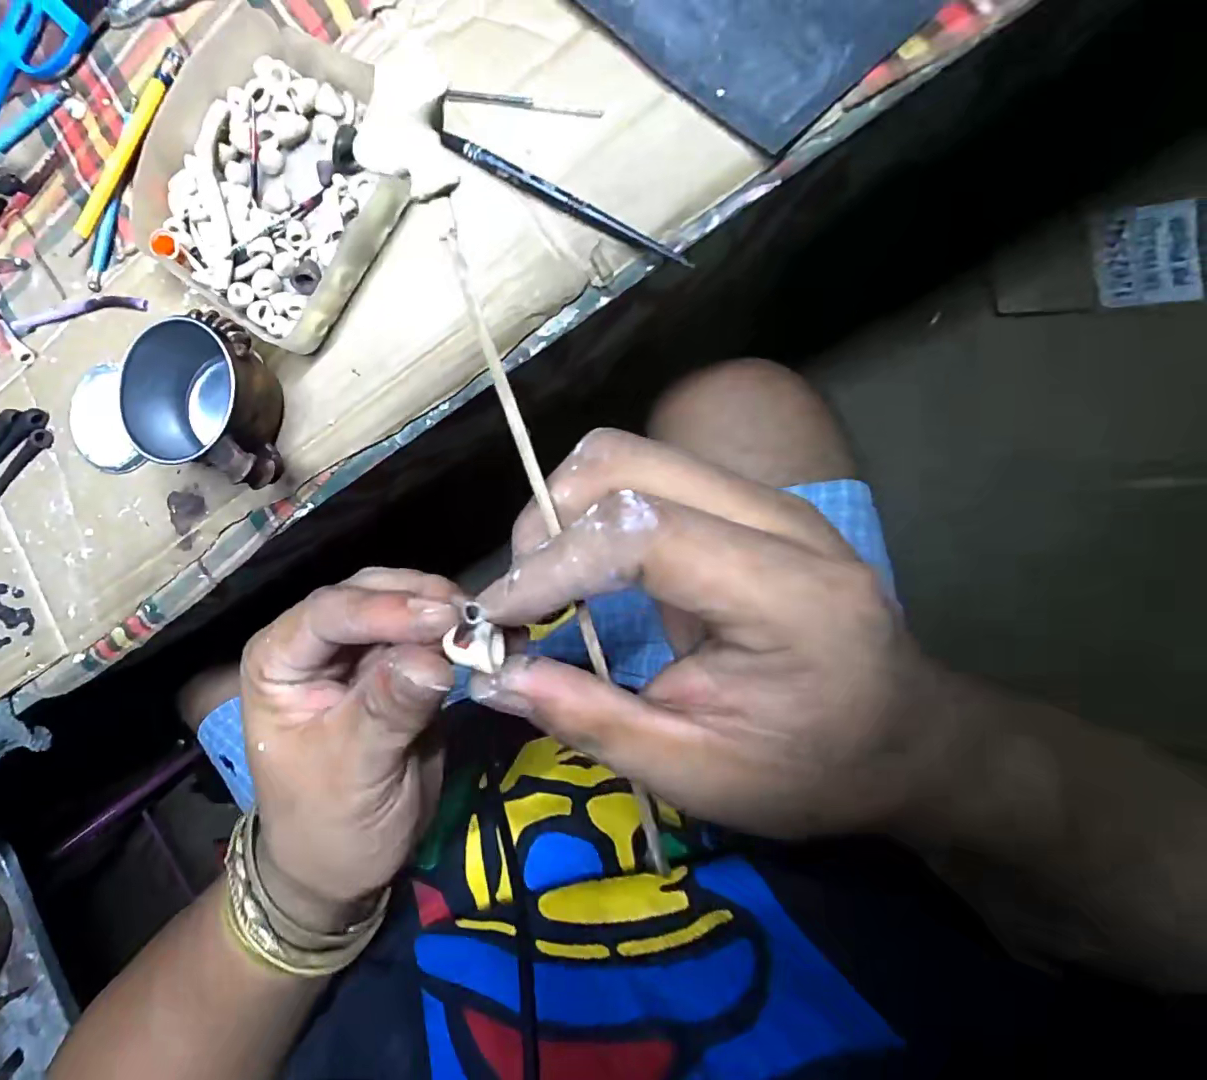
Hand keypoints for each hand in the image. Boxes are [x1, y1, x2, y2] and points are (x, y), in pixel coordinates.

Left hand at [241, 569, 462, 929]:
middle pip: (363, 596)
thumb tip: (434, 658)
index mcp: (275, 660)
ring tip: (491, 630)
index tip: (442, 618)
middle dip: (420, 601)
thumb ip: (387, 711)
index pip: (325, 615)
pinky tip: (492, 641)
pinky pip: (424, 637)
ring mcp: (352, 649)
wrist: (340, 863)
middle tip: (477, 620)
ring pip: (398, 605)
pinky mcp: (390, 665)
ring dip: (445, 611)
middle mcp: (310, 642)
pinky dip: (457, 636)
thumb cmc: (324, 821)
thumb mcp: (352, 771)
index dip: (382, 611)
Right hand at [472, 429, 959, 839]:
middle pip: (619, 463)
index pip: (639, 534)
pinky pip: (629, 472)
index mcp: (787, 597)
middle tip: (522, 597)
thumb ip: (589, 721)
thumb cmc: (810, 769)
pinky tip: (577, 569)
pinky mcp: (730, 499)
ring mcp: (754, 499)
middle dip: (543, 524)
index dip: (549, 569)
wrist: (906, 738)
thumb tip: (491, 678)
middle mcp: (776, 521)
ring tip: (544, 582)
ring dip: (555, 512)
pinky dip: (578, 513)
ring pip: (616, 455)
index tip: (495, 621)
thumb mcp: (695, 775)